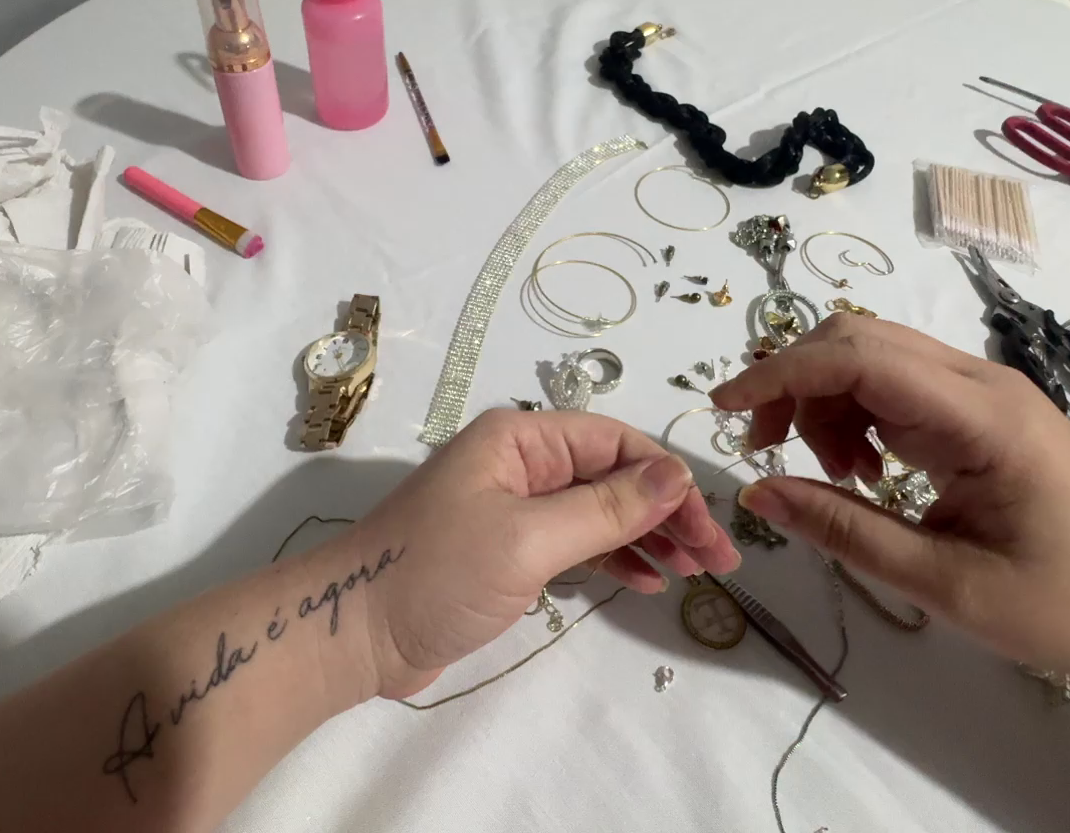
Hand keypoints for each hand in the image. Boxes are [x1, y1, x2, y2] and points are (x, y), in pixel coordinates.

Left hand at [348, 408, 739, 698]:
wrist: (355, 633)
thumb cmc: (438, 572)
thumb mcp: (528, 537)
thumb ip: (605, 507)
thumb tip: (674, 472)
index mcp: (519, 437)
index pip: (612, 441)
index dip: (664, 478)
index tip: (707, 525)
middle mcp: (519, 461)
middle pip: (609, 475)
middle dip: (663, 511)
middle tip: (715, 560)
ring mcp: (514, 505)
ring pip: (596, 510)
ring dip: (645, 537)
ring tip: (691, 573)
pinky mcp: (508, 548)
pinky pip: (574, 541)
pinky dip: (611, 557)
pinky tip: (645, 581)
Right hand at [710, 313, 1069, 688]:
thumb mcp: (945, 586)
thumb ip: (844, 531)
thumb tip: (754, 492)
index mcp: (982, 417)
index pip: (859, 358)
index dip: (781, 373)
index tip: (723, 408)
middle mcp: (979, 383)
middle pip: (855, 341)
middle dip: (793, 384)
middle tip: (767, 448)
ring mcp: (978, 391)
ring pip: (865, 358)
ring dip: (821, 404)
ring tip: (832, 476)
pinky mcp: (972, 409)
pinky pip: (887, 386)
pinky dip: (850, 416)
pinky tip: (863, 470)